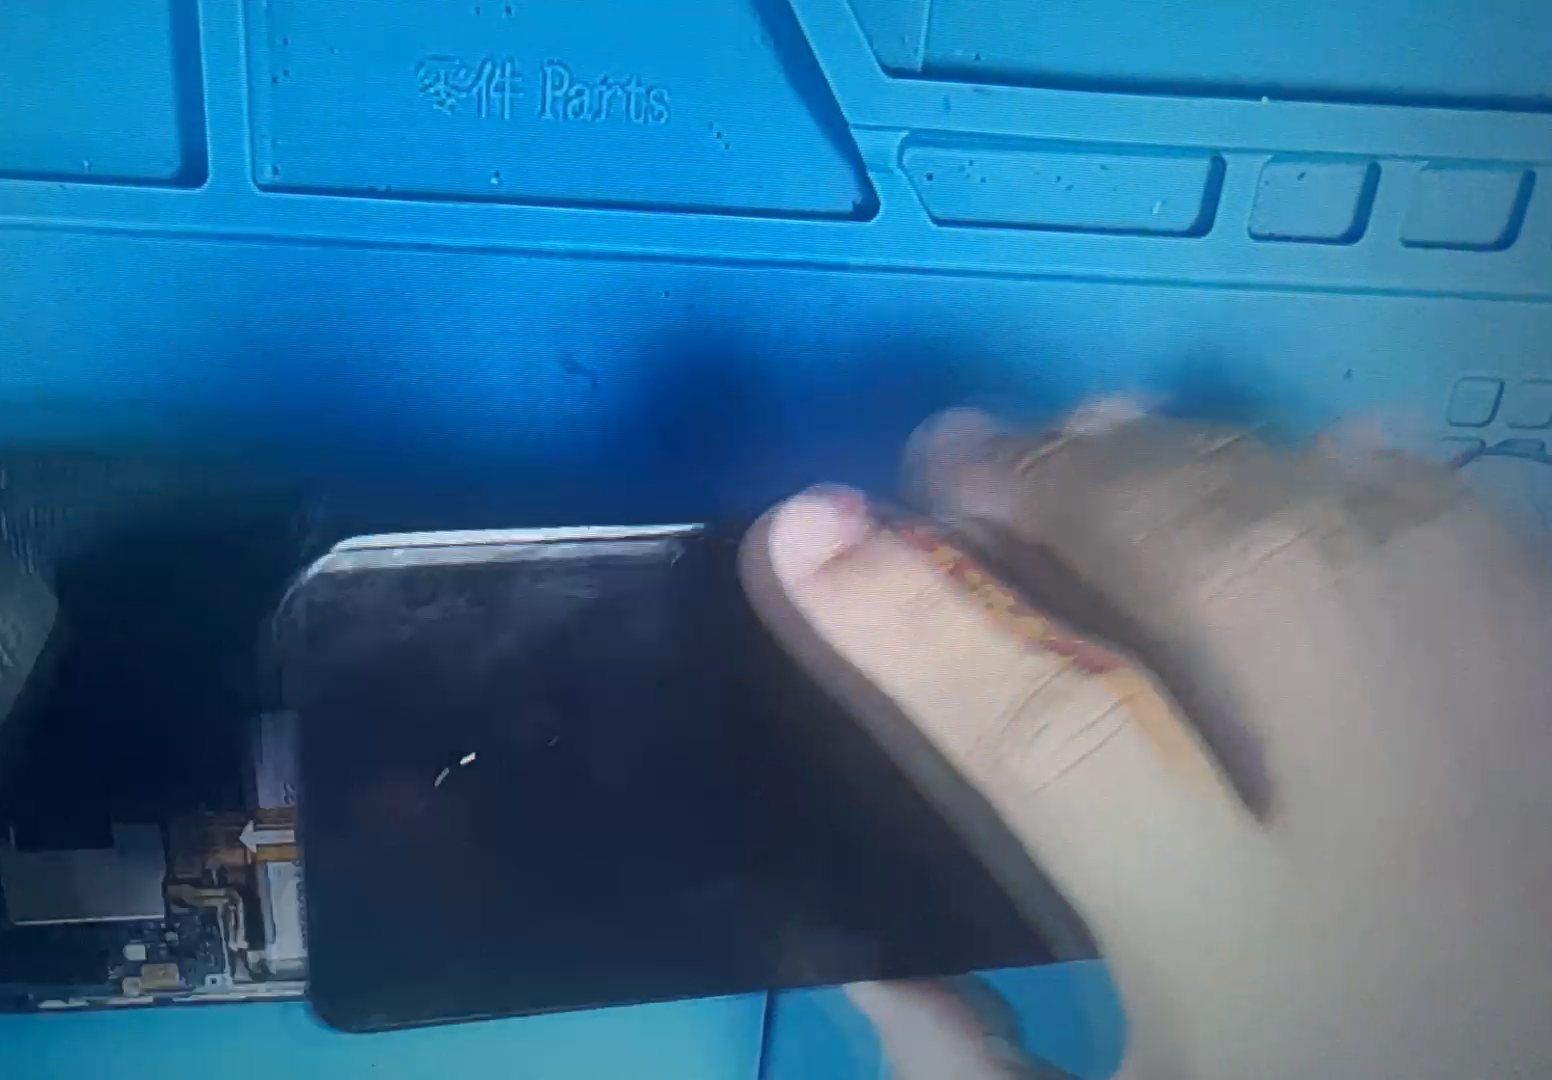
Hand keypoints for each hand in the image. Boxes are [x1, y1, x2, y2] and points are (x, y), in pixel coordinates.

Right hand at [742, 405, 1551, 1077]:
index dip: (910, 611)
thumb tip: (869, 977)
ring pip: (1379, 543)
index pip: (1047, 727)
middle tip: (958, 450)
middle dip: (1067, 486)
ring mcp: (1538, 788)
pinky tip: (1320, 453)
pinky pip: (1518, 568)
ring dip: (1204, 461)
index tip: (804, 527)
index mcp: (1257, 957)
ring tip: (1093, 434)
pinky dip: (1402, 491)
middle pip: (1236, 580)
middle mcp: (1422, 850)